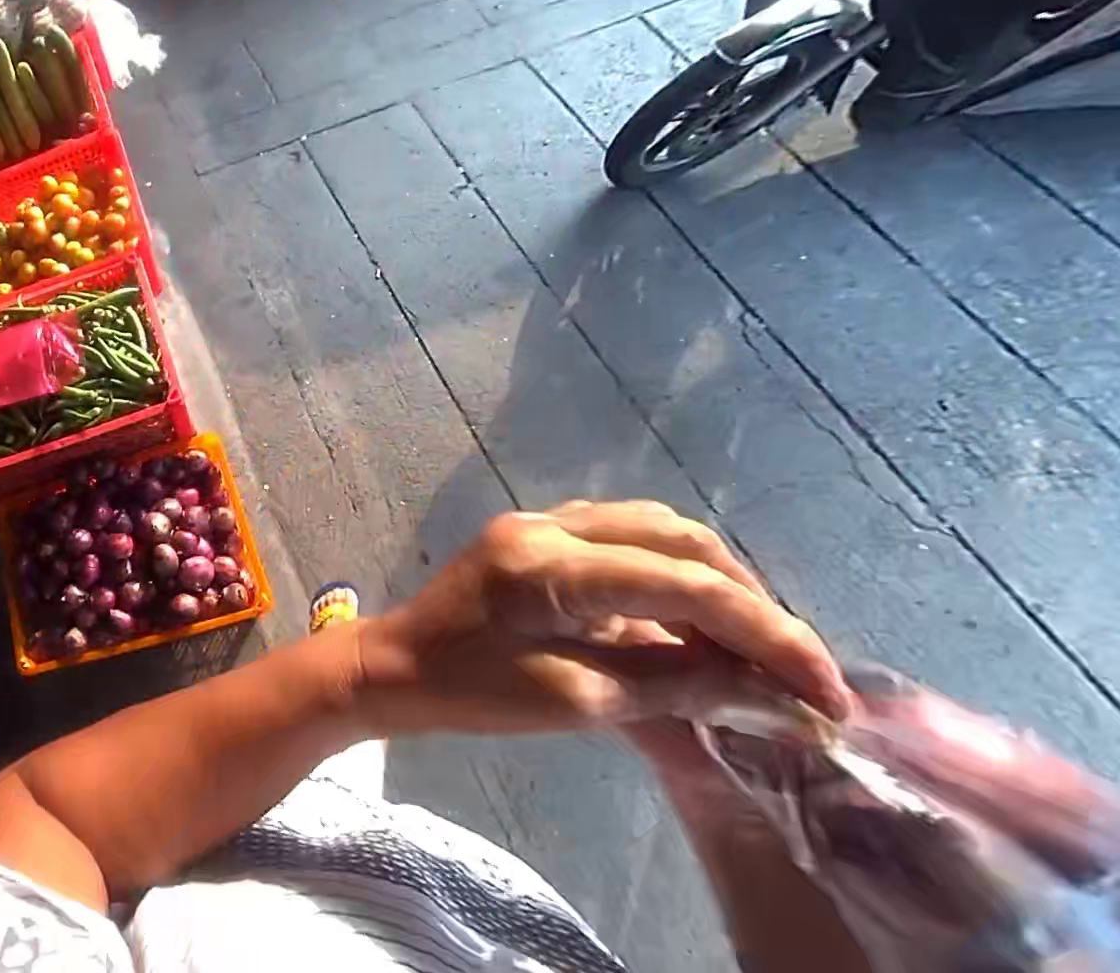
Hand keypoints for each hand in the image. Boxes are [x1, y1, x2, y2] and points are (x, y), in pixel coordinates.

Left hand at [354, 500, 851, 733]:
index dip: (769, 636)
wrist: (394, 666)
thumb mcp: (575, 699)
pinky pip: (615, 538)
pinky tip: (678, 617)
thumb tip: (773, 693)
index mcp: (550, 564)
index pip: (686, 583)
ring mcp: (535, 523)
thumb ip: (675, 684)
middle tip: (783, 667)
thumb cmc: (469, 690)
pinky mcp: (529, 536)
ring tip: (740, 644)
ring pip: (649, 528)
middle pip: (676, 536)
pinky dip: (660, 572)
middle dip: (743, 598)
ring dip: (705, 579)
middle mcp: (546, 526)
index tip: (826, 696)